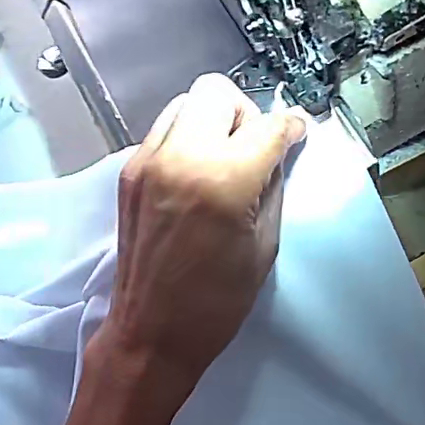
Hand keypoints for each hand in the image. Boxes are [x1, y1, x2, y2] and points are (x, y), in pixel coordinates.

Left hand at [87, 73, 307, 419]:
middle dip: (245, 112)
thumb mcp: (264, 245)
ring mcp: (147, 161)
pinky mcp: (129, 172)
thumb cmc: (214, 303)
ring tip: (224, 156)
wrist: (151, 332)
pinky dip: (187, 137)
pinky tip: (196, 172)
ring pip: (187, 102)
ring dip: (213, 120)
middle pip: (217, 92)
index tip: (295, 132)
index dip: (290, 127)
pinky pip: (165, 129)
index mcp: (222, 182)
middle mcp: (180, 159)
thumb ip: (272, 185)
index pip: (267, 125)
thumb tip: (279, 149)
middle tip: (254, 144)